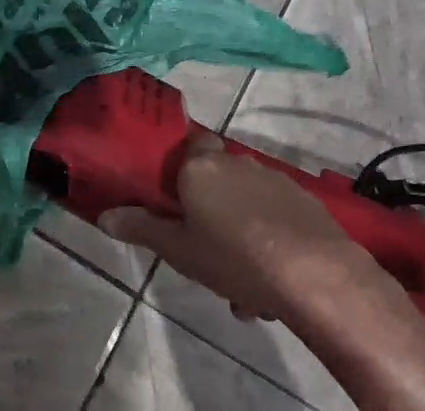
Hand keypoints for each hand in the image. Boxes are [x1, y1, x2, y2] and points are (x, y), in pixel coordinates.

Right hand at [97, 133, 368, 321]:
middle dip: (211, 209)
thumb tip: (103, 217)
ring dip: (242, 231)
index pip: (189, 141)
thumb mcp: (179, 250)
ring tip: (243, 283)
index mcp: (201, 166)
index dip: (182, 163)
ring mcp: (278, 182)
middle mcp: (239, 163)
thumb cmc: (235, 258)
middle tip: (205, 250)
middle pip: (218, 177)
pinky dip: (272, 240)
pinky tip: (273, 280)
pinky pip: (279, 218)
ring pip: (249, 202)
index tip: (175, 193)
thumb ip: (141, 229)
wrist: (320, 279)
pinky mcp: (311, 206)